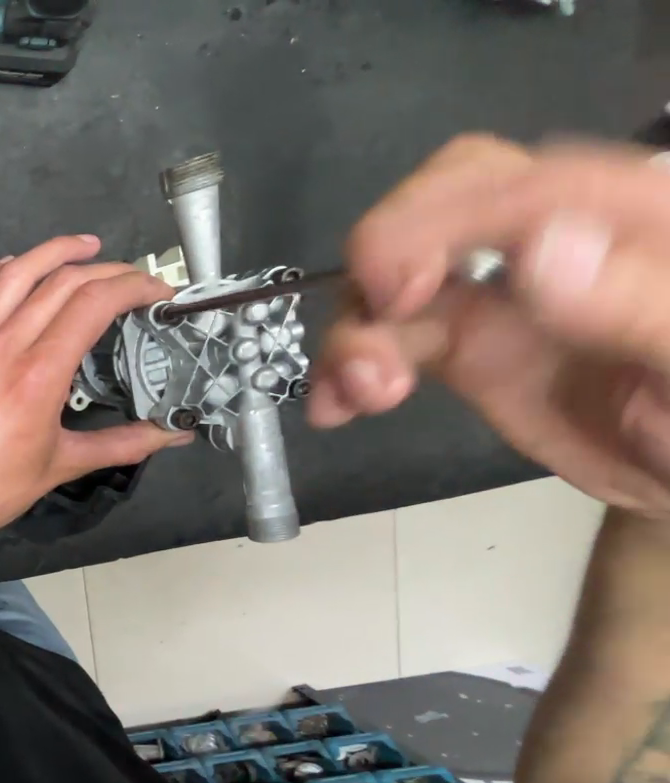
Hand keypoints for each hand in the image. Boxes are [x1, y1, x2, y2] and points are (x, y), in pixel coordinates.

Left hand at [0, 235, 189, 569]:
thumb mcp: (65, 464)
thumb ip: (124, 443)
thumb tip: (171, 433)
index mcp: (36, 376)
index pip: (92, 303)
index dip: (134, 286)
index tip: (156, 292)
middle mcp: (0, 350)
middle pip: (59, 282)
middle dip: (106, 271)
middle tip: (131, 279)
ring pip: (10, 276)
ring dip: (51, 252)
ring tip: (83, 248)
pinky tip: (14, 268)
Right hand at [311, 135, 669, 518]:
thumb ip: (637, 303)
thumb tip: (540, 252)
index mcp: (637, 223)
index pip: (526, 186)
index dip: (440, 221)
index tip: (396, 292)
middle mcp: (557, 245)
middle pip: (447, 198)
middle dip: (386, 252)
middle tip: (379, 317)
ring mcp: (502, 299)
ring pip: (394, 279)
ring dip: (354, 331)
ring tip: (358, 394)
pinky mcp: (462, 348)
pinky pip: (383, 339)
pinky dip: (341, 370)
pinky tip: (334, 407)